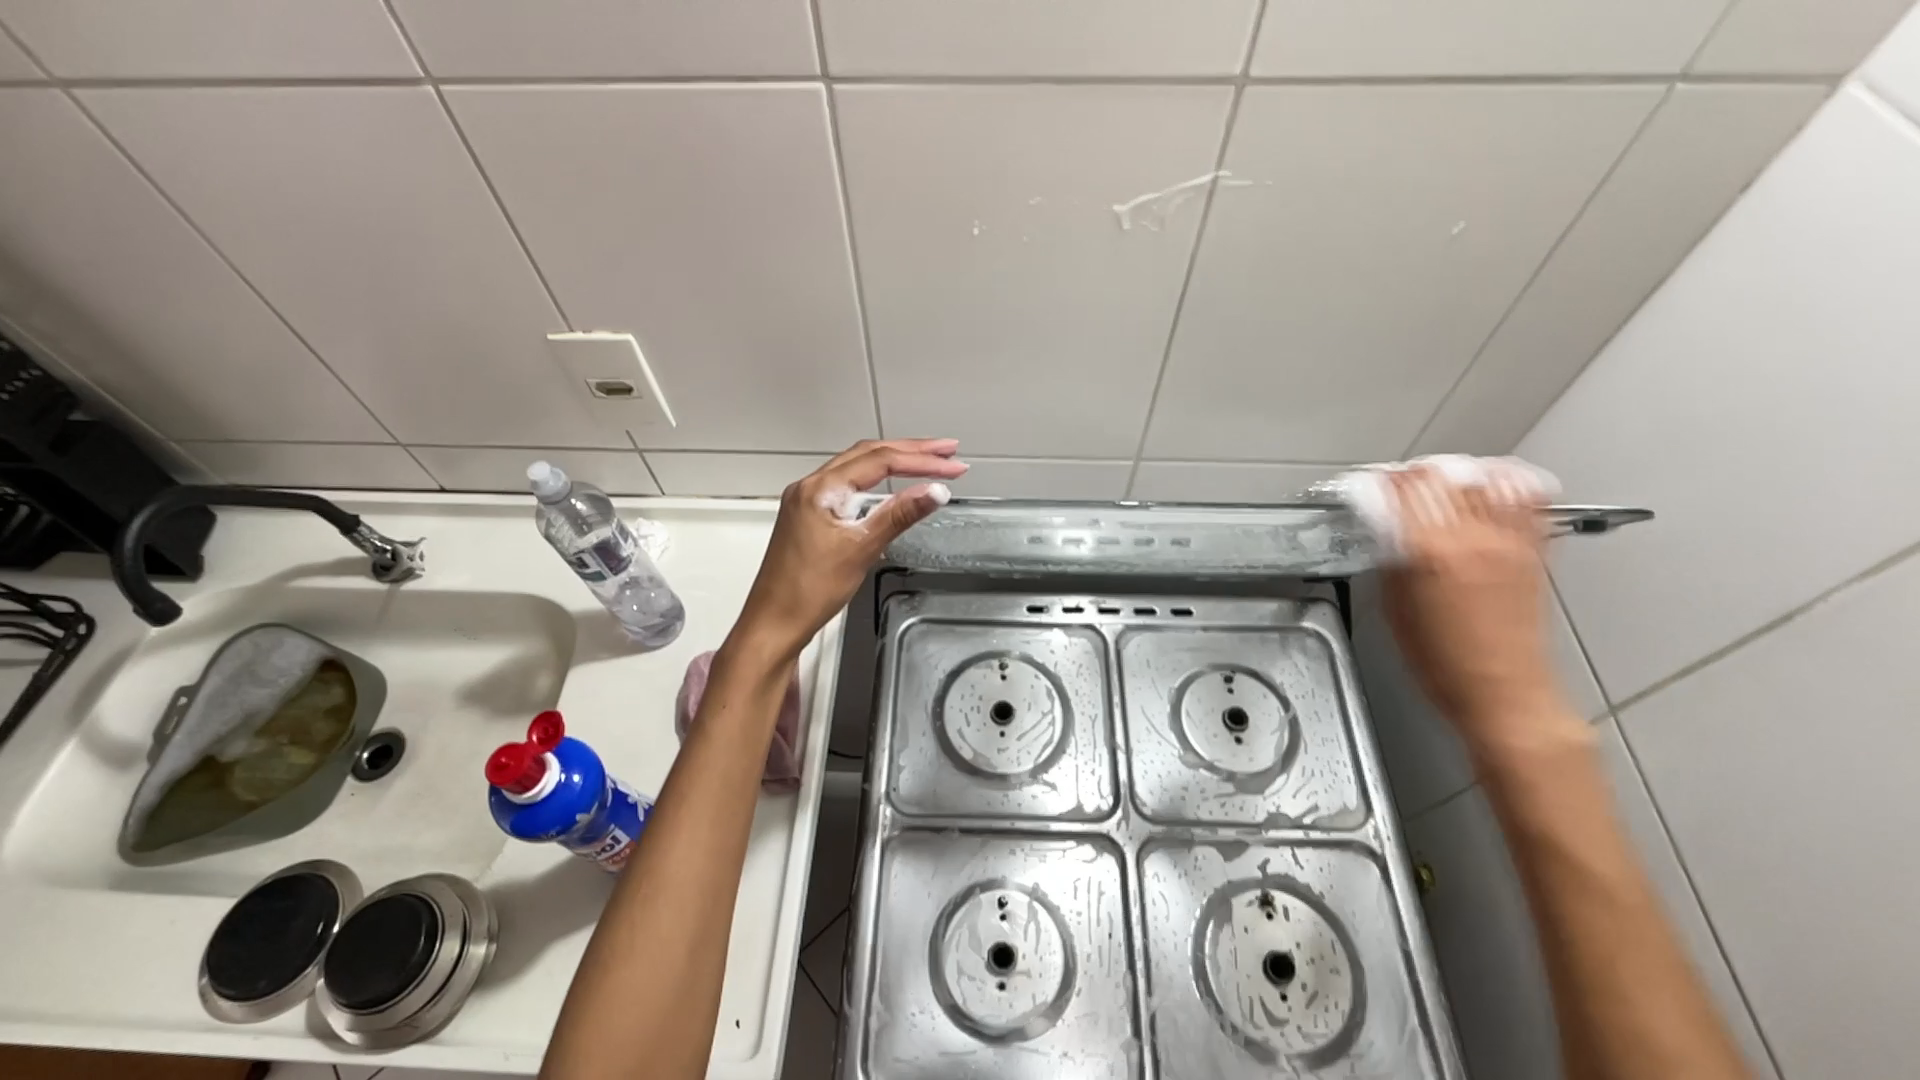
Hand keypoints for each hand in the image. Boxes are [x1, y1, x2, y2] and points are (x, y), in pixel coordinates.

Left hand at [731, 438, 967, 659]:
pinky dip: (876, 482)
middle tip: (947, 451)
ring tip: (929, 462)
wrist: (774, 623)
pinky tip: (893, 489)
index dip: (921, 460)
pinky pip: (847, 487)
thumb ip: (899, 514)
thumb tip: (934, 492)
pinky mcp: (809, 518)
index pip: (880, 461)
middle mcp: (810, 488)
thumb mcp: (861, 549)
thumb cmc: (806, 592)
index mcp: (819, 489)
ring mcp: (807, 502)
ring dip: (894, 462)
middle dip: (911, 451)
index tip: (952, 465)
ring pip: (857, 468)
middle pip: (868, 455)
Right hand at [1381, 467, 1576, 750]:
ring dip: (1457, 472)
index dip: (1376, 482)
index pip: (1396, 492)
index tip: (1367, 486)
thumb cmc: (1445, 665)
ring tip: (1443, 481)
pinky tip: (1492, 488)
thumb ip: (1389, 562)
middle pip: (1438, 474)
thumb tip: (1383, 533)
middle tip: (1399, 483)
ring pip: (1483, 476)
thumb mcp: (1393, 610)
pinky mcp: (1533, 551)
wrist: (1504, 693)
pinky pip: (1528, 498)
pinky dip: (1508, 483)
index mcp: (1426, 554)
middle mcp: (1470, 539)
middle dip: (1412, 474)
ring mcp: (1507, 541)